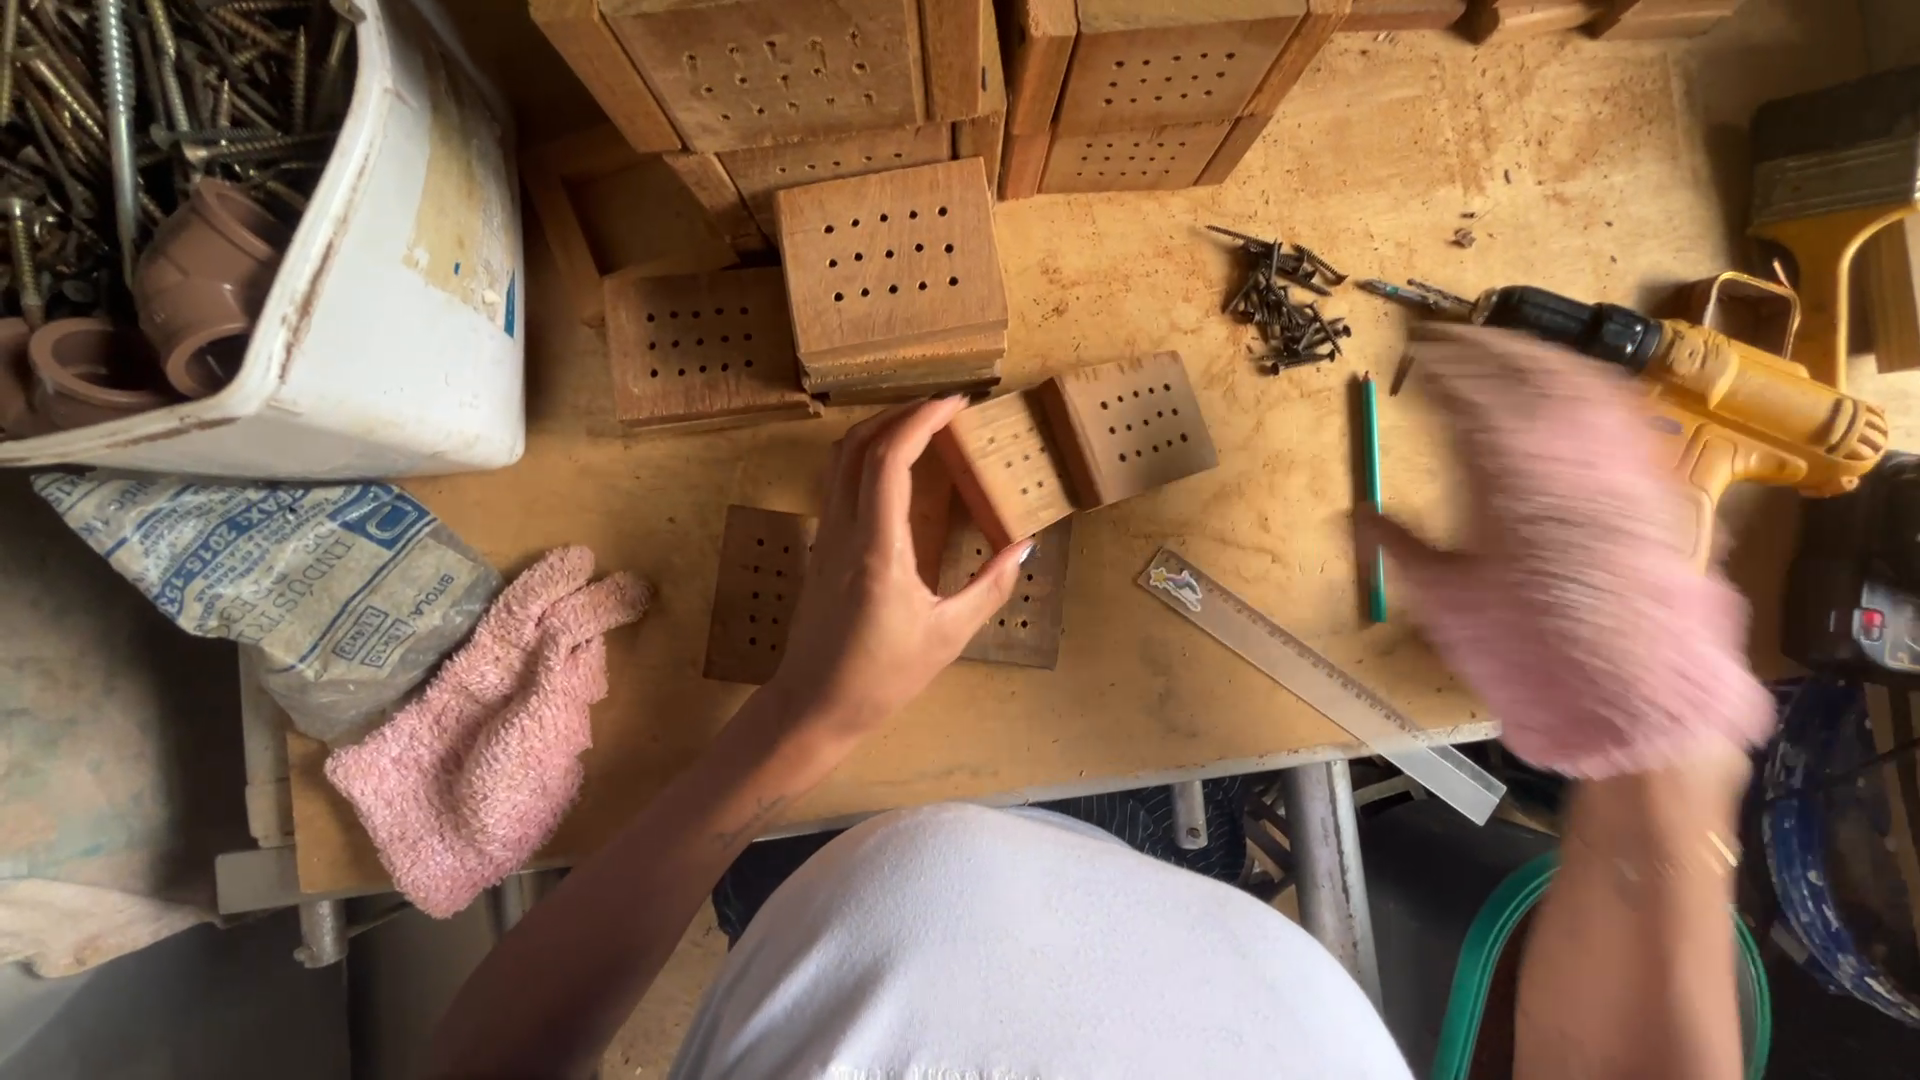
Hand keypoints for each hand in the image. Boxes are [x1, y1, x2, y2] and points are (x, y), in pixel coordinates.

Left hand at [766, 397, 1030, 738]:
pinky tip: (895, 468)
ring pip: (839, 459)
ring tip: (921, 426)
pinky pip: (838, 481)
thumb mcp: (948, 635)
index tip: (955, 404)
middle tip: (943, 408)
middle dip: (900, 413)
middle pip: (857, 445)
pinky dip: (865, 456)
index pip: (889, 460)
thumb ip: (989, 587)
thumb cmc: (881, 677)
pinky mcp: (822, 546)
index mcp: (878, 549)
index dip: (921, 421)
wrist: (814, 704)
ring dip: (878, 430)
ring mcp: (826, 536)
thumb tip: (1024, 546)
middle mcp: (844, 530)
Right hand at [1358, 324, 1774, 778]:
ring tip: (1507, 347)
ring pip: (1584, 386)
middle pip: (1527, 376)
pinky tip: (1576, 391)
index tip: (1414, 353)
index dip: (1437, 369)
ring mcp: (1617, 474)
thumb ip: (1399, 545)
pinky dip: (1593, 391)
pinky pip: (1625, 418)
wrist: (1631, 699)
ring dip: (1540, 358)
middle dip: (1485, 346)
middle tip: (1450, 336)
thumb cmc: (1527, 653)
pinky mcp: (1653, 492)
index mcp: (1501, 486)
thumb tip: (1357, 517)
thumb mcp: (1443, 600)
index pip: (1465, 401)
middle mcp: (1565, 466)